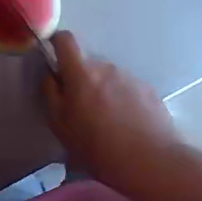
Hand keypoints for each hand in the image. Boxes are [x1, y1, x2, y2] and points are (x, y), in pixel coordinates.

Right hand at [42, 31, 181, 192]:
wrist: (150, 161)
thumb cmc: (97, 147)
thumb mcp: (60, 125)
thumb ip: (51, 93)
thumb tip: (52, 75)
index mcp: (82, 73)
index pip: (65, 40)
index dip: (57, 45)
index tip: (55, 62)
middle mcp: (107, 67)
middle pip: (88, 65)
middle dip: (82, 81)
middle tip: (82, 111)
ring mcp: (131, 77)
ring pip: (109, 78)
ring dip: (103, 92)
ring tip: (107, 123)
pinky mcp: (149, 90)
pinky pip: (128, 89)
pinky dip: (123, 101)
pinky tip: (127, 125)